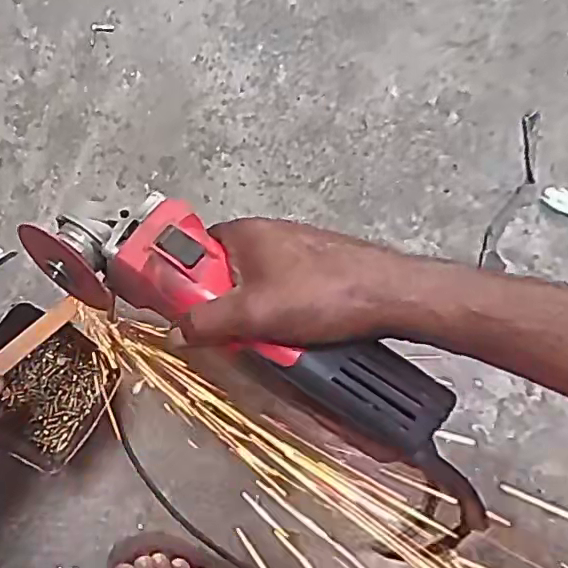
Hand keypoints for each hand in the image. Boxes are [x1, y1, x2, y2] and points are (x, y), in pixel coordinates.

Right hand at [175, 218, 421, 345]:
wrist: (392, 298)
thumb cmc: (329, 291)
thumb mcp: (253, 315)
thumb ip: (206, 323)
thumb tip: (175, 332)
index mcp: (243, 233)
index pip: (193, 252)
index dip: (183, 282)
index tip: (181, 308)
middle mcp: (266, 237)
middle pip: (222, 277)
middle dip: (223, 308)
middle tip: (230, 330)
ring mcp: (290, 255)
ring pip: (251, 292)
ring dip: (252, 317)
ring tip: (267, 335)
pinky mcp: (311, 274)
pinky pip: (277, 298)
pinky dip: (277, 317)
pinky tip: (290, 334)